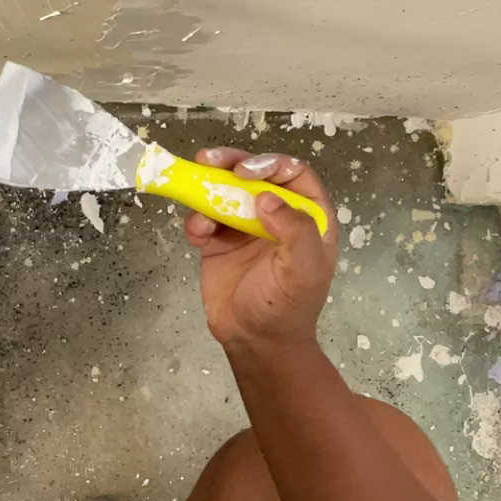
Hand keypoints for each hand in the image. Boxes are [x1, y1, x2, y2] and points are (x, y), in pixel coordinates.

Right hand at [183, 148, 340, 350]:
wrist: (254, 341)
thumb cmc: (286, 307)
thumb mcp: (302, 271)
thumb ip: (294, 231)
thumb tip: (265, 197)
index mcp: (307, 217)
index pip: (293, 174)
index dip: (270, 164)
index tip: (245, 171)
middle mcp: (275, 216)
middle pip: (253, 175)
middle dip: (231, 163)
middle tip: (207, 159)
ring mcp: (244, 227)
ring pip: (224, 192)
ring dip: (207, 188)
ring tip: (193, 192)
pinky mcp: (218, 242)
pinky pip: (203, 219)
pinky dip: (196, 220)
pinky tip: (197, 234)